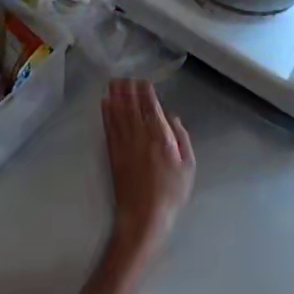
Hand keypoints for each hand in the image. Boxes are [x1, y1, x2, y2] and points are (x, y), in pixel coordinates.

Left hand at [102, 79, 194, 265]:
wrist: (144, 218)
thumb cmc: (171, 193)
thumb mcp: (187, 165)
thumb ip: (181, 138)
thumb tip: (172, 118)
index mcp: (160, 138)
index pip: (152, 109)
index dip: (146, 93)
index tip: (143, 80)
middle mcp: (139, 137)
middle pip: (132, 108)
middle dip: (128, 91)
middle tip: (124, 75)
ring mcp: (124, 146)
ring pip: (119, 115)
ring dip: (116, 97)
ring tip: (113, 83)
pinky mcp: (113, 156)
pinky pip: (109, 130)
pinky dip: (107, 115)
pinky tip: (105, 105)